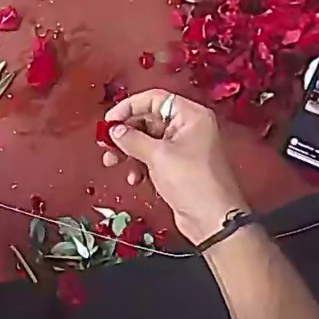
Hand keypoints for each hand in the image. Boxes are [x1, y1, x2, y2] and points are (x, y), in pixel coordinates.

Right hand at [101, 90, 248, 244]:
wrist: (212, 219)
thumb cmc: (194, 183)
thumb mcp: (158, 156)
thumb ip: (132, 139)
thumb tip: (114, 129)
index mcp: (191, 116)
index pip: (154, 99)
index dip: (129, 107)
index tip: (109, 121)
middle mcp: (189, 128)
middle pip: (149, 119)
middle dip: (126, 132)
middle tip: (106, 143)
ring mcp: (184, 147)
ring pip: (148, 140)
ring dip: (128, 150)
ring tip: (112, 162)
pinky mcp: (179, 166)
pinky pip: (153, 157)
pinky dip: (140, 165)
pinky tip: (134, 178)